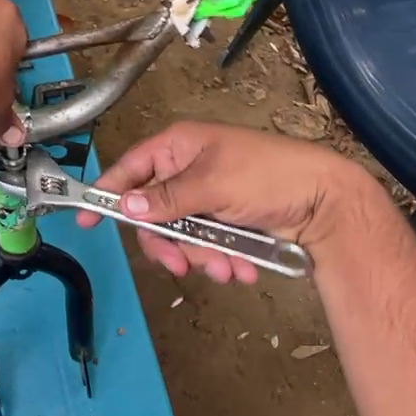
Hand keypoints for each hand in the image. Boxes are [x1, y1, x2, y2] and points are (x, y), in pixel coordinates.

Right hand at [78, 121, 383, 284]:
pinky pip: (207, 244)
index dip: (107, 193)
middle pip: (153, 212)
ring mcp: (208, 197)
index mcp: (178, 147)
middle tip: (179, 266)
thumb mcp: (212, 184)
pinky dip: (221, 258)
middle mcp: (188, 170)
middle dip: (169, 242)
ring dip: (200, 256)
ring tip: (227, 269)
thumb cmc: (266, 176)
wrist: (328, 201)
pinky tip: (242, 267)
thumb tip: (125, 207)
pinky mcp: (228, 220)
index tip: (87, 222)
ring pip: (181, 234)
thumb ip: (166, 198)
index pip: (130, 168)